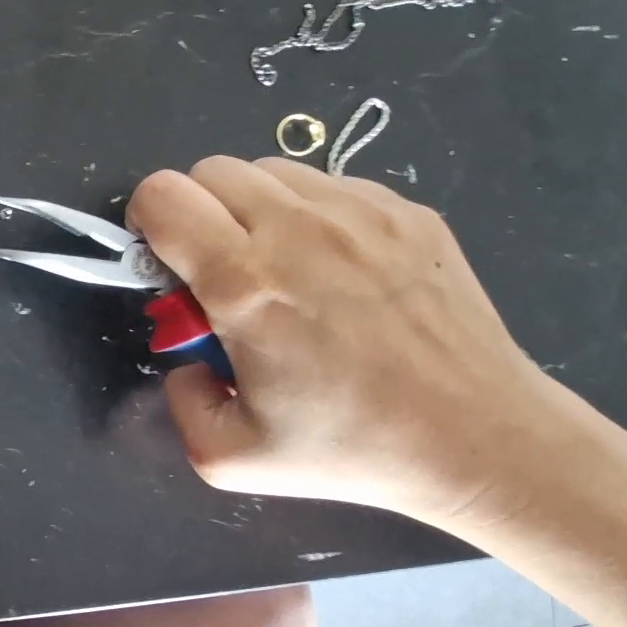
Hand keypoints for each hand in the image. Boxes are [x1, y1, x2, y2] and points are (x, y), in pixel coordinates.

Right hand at [127, 157, 561, 522]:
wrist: (480, 441)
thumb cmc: (350, 448)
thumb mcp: (225, 456)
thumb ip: (177, 397)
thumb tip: (187, 357)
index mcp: (244, 284)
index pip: (163, 196)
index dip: (147, 222)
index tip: (164, 262)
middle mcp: (297, 230)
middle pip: (209, 171)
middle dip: (195, 212)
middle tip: (217, 269)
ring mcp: (360, 213)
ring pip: (268, 170)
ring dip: (250, 208)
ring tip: (276, 266)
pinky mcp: (407, 211)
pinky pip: (327, 184)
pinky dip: (307, 213)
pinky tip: (333, 268)